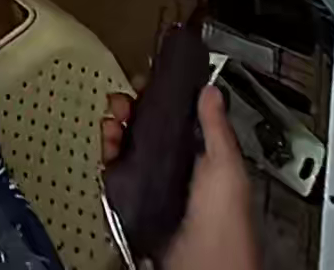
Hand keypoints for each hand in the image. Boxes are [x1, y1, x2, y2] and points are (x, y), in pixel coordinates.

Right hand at [101, 86, 258, 269]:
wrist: (201, 268)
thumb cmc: (224, 226)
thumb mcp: (227, 170)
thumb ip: (216, 129)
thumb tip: (210, 91)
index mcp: (201, 159)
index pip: (174, 118)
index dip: (157, 98)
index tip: (145, 82)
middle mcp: (176, 168)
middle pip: (145, 126)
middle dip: (130, 108)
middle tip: (123, 101)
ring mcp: (153, 182)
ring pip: (126, 142)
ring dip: (116, 125)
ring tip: (113, 120)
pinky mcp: (133, 197)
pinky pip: (114, 167)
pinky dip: (107, 151)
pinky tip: (109, 143)